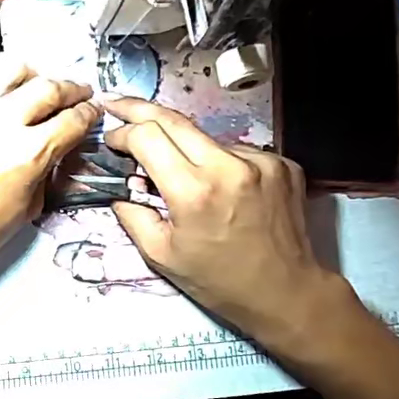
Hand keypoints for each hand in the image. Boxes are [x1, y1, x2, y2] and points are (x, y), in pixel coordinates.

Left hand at [0, 64, 98, 311]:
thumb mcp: (24, 209)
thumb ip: (45, 170)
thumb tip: (56, 149)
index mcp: (26, 154)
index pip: (72, 120)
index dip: (89, 114)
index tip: (92, 111)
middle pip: (48, 86)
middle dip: (71, 89)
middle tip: (77, 92)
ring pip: (11, 68)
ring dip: (34, 76)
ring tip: (38, 86)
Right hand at [101, 97, 357, 348]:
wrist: (285, 293)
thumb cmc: (220, 282)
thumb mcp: (162, 257)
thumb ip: (133, 216)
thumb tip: (121, 188)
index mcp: (194, 192)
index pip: (147, 136)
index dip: (123, 131)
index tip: (112, 136)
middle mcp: (229, 166)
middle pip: (174, 120)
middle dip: (140, 110)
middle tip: (118, 106)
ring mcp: (261, 161)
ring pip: (209, 138)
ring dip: (188, 149)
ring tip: (188, 179)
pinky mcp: (283, 163)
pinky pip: (240, 152)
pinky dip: (223, 164)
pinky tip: (226, 190)